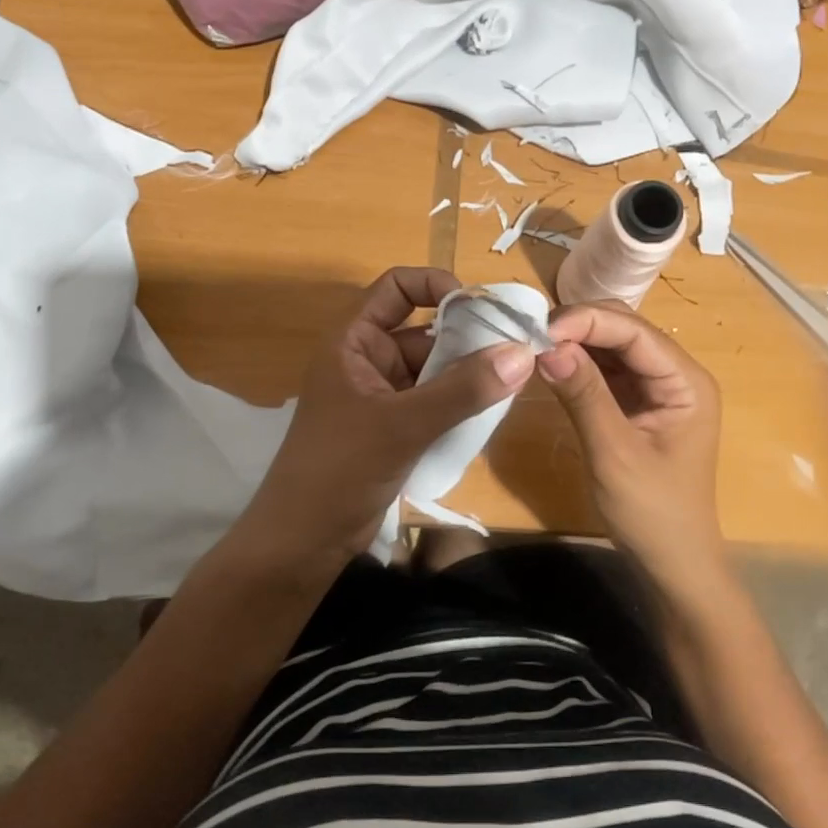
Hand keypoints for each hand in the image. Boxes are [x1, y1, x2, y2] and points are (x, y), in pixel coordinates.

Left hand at [246, 268, 536, 555]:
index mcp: (353, 341)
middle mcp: (368, 360)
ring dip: (469, 375)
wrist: (303, 542)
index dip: (438, 285)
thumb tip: (523, 353)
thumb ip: (463, 390)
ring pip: (435, 370)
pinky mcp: (394, 430)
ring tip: (512, 384)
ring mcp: (381, 397)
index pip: (397, 287)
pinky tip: (491, 415)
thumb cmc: (340, 469)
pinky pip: (435, 403)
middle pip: (425, 330)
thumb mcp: (404, 424)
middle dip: (468, 339)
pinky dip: (460, 405)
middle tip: (517, 352)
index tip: (482, 308)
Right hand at [537, 301, 724, 578]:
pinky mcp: (637, 404)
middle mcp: (676, 375)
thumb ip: (584, 395)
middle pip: (625, 329)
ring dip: (576, 342)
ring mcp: (657, 389)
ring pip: (613, 347)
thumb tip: (547, 346)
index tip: (539, 329)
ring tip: (533, 346)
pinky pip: (606, 371)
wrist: (672, 563)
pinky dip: (578, 364)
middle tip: (529, 336)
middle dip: (580, 326)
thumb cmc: (651, 512)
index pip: (635, 331)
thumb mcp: (613, 454)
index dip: (587, 321)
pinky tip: (551, 365)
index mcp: (686, 382)